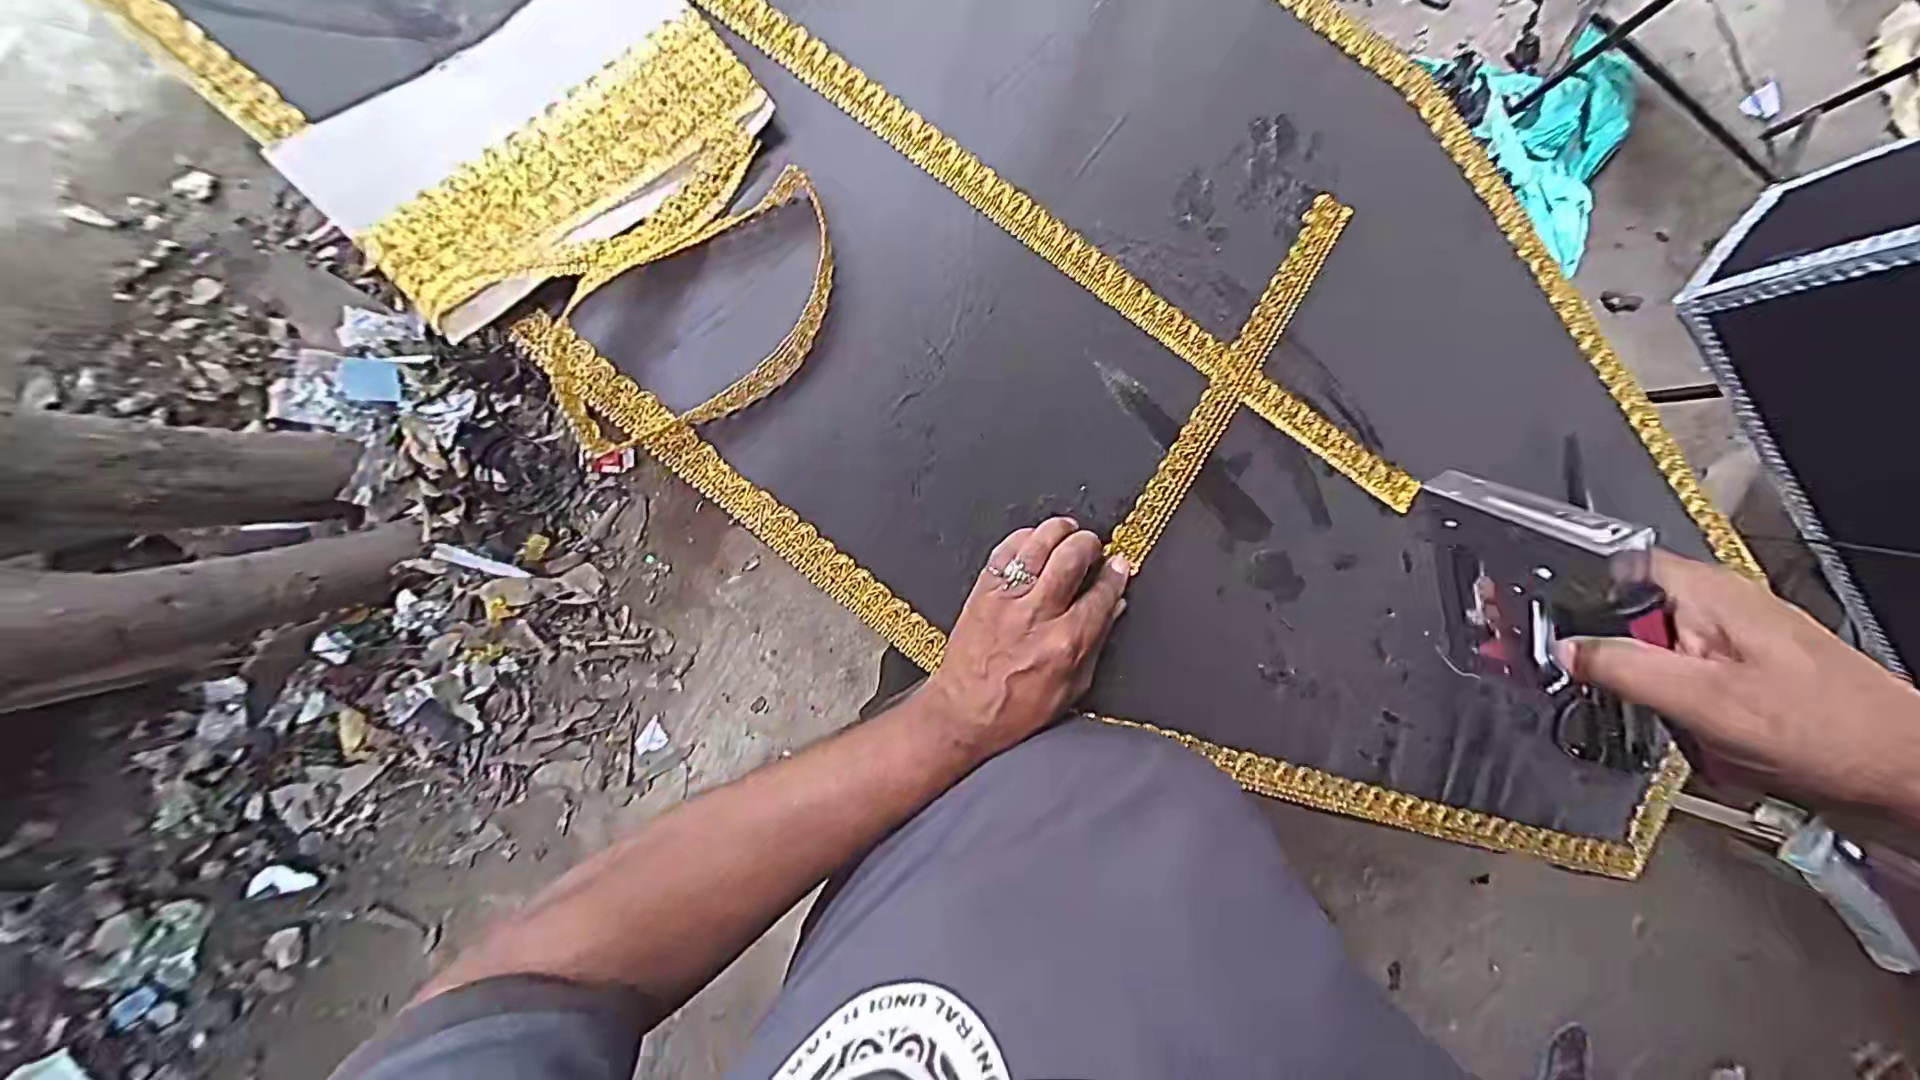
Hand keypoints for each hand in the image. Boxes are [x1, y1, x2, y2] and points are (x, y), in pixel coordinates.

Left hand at [917, 517, 1130, 761]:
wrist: (963, 712)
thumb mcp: (1071, 688)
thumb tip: (1113, 607)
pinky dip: (1024, 538)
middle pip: (1073, 555)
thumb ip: (1096, 643)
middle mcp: (1038, 613)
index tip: (1120, 564)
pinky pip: (1005, 550)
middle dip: (1090, 544)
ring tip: (1068, 532)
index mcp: (1066, 641)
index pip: (1102, 592)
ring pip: (1039, 543)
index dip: (1116, 573)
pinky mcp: (983, 591)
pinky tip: (1034, 541)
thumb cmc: (1016, 709)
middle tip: (1094, 547)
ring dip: (1059, 531)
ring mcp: (1007, 598)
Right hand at [1558, 550, 1919, 821]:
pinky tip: (1619, 698)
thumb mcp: (1708, 700)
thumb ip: (1624, 667)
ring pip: (1624, 635)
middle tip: (1525, 652)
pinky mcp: (1715, 664)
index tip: (1509, 602)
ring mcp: (1712, 635)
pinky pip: (1648, 660)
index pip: (1603, 565)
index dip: (1550, 581)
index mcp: (1705, 593)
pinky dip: (1622, 676)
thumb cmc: (1834, 733)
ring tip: (1566, 678)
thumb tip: (1563, 650)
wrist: (1905, 778)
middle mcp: (1707, 605)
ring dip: (1593, 659)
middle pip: (1605, 602)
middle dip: (1564, 628)